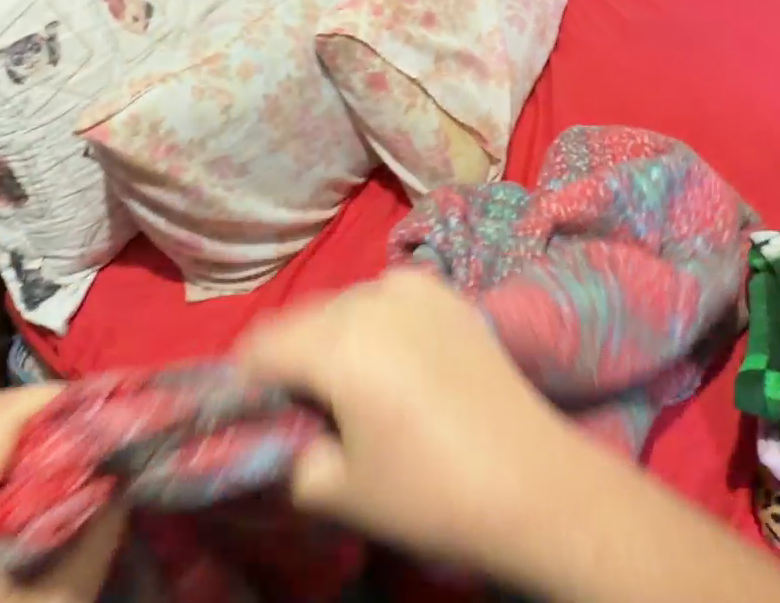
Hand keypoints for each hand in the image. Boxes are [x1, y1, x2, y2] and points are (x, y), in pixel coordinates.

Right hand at [235, 269, 578, 571]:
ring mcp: (412, 287)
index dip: (246, 382)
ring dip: (330, 338)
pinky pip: (383, 298)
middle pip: (300, 319)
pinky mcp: (445, 291)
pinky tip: (395, 362)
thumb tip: (277, 429)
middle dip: (289, 358)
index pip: (259, 346)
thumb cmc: (429, 493)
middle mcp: (370, 297)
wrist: (533, 481)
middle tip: (304, 407)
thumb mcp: (336, 489)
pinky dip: (372, 323)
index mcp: (337, 343)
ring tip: (353, 386)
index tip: (256, 414)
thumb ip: (286, 451)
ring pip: (341, 304)